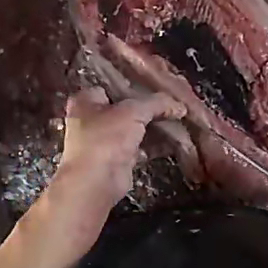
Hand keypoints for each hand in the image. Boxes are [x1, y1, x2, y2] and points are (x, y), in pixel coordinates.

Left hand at [25, 87, 184, 255]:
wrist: (95, 181)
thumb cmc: (106, 138)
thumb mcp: (133, 111)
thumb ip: (157, 103)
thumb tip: (180, 105)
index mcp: (87, 101)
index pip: (115, 86)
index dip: (138, 85)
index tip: (161, 86)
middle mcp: (93, 119)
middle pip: (128, 108)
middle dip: (152, 108)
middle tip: (175, 104)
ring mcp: (106, 141)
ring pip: (136, 128)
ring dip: (157, 126)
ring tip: (180, 120)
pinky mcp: (118, 159)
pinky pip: (141, 146)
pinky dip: (156, 144)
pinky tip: (176, 139)